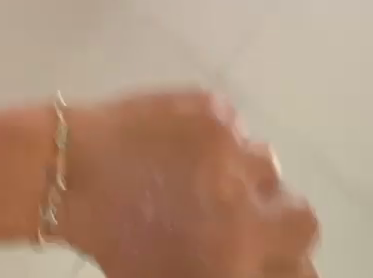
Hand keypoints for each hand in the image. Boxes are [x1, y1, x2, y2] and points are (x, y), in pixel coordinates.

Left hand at [60, 91, 319, 277]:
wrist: (69, 173)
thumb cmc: (114, 239)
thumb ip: (228, 270)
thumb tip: (253, 259)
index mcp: (234, 263)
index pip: (301, 270)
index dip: (289, 262)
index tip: (270, 252)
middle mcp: (243, 211)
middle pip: (303, 217)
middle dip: (279, 215)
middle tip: (245, 207)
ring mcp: (230, 155)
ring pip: (267, 162)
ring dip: (243, 168)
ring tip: (204, 166)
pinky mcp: (211, 110)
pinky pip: (233, 122)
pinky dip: (215, 130)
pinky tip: (180, 137)